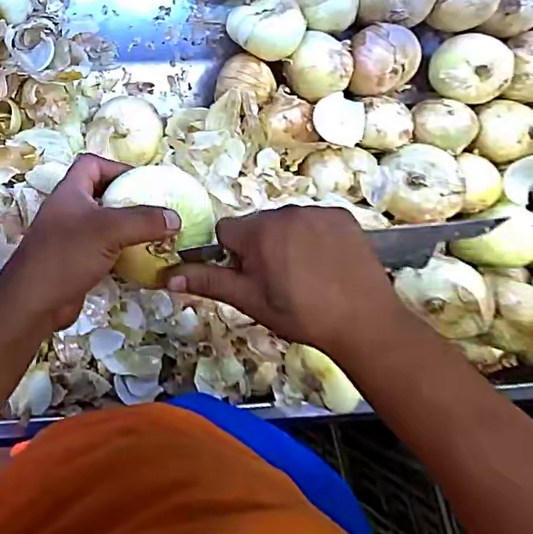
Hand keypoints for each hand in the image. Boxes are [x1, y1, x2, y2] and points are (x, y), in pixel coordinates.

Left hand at [0, 154, 180, 333]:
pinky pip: (103, 250)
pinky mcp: (74, 262)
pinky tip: (139, 261)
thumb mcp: (109, 230)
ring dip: (126, 228)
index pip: (91, 164)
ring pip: (103, 224)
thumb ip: (144, 220)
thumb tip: (174, 218)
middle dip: (127, 199)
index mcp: (70, 191)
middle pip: (100, 193)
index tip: (141, 180)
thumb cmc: (67, 254)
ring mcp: (69, 237)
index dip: (116, 167)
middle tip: (153, 209)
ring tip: (153, 234)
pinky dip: (121, 252)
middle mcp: (68, 210)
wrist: (34, 301)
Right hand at [166, 205, 410, 364]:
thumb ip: (208, 281)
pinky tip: (327, 264)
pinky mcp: (342, 216)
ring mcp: (316, 211)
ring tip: (307, 275)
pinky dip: (316, 237)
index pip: (227, 232)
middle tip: (280, 281)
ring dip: (288, 241)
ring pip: (286, 223)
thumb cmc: (300, 315)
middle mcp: (284, 212)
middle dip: (261, 247)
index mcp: (257, 231)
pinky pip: (316, 220)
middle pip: (257, 225)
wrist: (364, 322)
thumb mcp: (249, 300)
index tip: (252, 277)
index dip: (234, 256)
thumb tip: (168, 276)